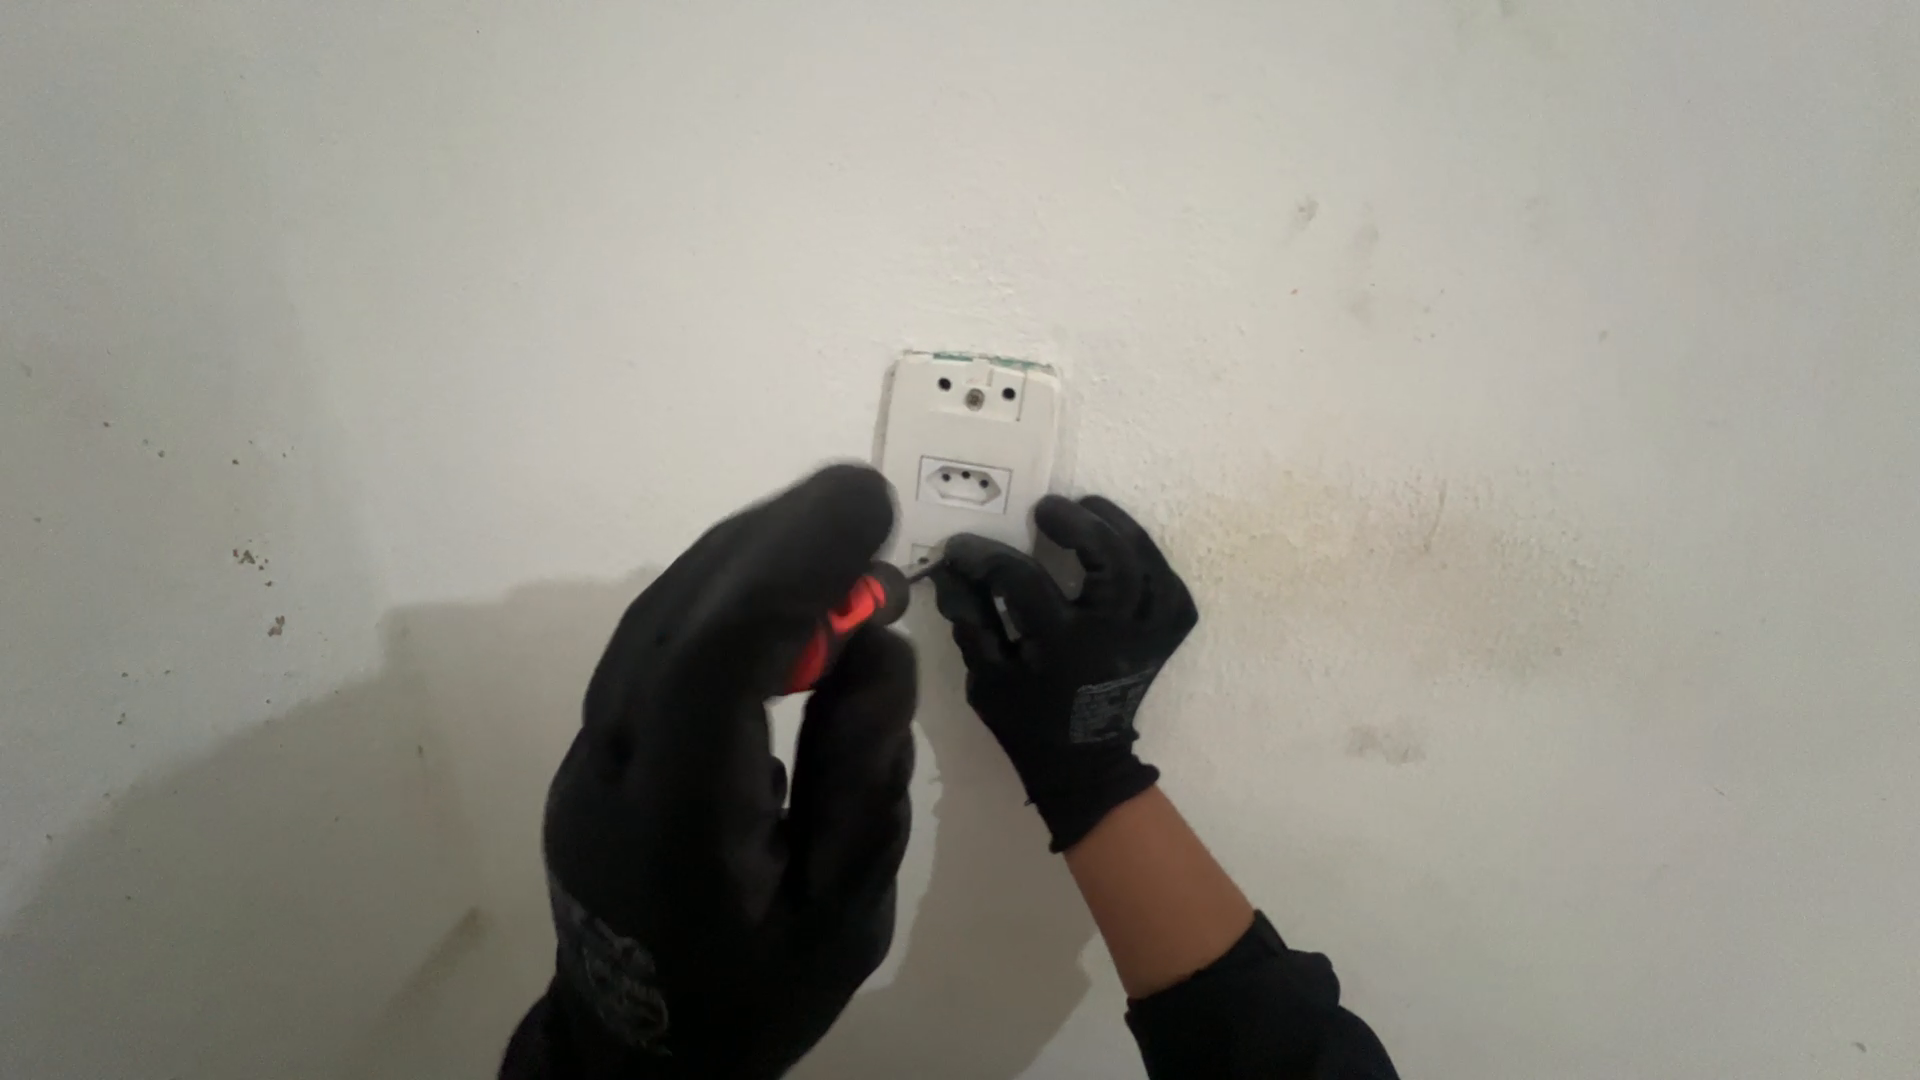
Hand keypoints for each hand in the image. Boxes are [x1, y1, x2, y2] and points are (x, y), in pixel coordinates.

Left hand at [535, 464, 916, 1076]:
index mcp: (680, 827)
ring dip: (755, 550)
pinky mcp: (604, 734)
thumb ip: (863, 778)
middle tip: (863, 498)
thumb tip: (875, 647)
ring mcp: (596, 745)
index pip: (724, 660)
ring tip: (839, 533)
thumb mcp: (846, 914)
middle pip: (685, 610)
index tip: (873, 511)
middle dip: (780, 535)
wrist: (630, 1054)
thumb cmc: (754, 995)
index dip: (800, 568)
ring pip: (665, 607)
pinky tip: (787, 582)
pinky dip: (731, 585)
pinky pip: (664, 633)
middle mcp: (615, 765)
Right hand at [929, 494, 1196, 851]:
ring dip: (1119, 526)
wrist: (1085, 763)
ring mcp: (1148, 636)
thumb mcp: (984, 678)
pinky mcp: (1164, 638)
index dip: (985, 556)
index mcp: (1063, 647)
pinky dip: (1149, 559)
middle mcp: (1114, 636)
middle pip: (1112, 562)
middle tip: (1045, 508)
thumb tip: (950, 568)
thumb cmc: (1027, 721)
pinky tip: (1123, 544)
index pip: (1022, 580)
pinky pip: (1169, 586)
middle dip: (1078, 524)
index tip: (961, 546)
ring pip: (1148, 564)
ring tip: (1088, 508)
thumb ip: (969, 619)